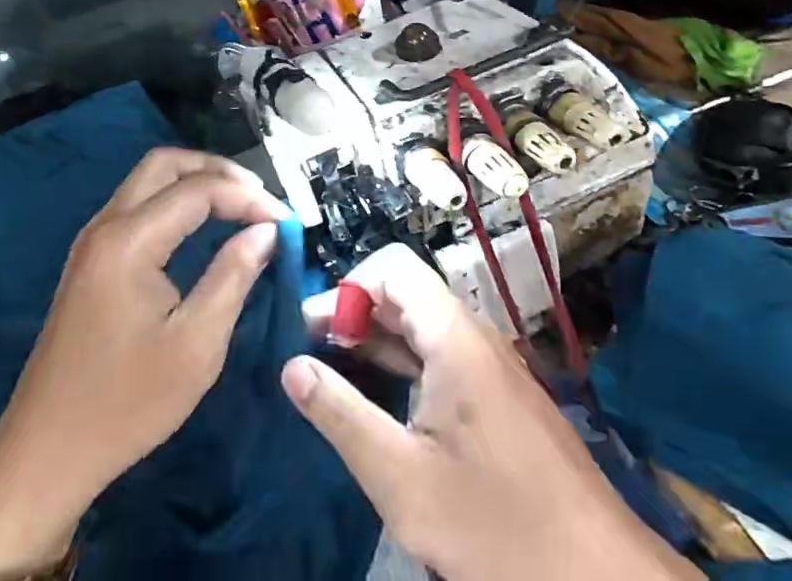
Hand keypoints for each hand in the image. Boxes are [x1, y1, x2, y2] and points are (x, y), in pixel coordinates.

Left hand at [0, 148, 285, 573]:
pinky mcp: (90, 260)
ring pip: (146, 181)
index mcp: (128, 242)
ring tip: (239, 207)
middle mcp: (104, 226)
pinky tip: (201, 227)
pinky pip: (135, 207)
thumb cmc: (128, 402)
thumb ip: (233, 276)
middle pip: (164, 164)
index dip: (247, 198)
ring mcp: (91, 241)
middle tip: (259, 198)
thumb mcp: (196, 344)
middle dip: (216, 170)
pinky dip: (172, 203)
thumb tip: (265, 230)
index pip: (197, 190)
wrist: (49, 447)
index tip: (286, 222)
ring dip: (193, 182)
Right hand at [288, 245, 701, 580]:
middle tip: (313, 349)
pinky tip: (382, 397)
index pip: (394, 267)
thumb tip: (291, 367)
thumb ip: (341, 415)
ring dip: (377, 338)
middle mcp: (476, 339)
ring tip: (335, 368)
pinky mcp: (500, 397)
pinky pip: (442, 355)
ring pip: (424, 325)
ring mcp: (493, 368)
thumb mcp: (401, 478)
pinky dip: (404, 362)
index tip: (317, 330)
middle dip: (355, 311)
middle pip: (406, 292)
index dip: (349, 286)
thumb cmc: (495, 524)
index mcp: (455, 340)